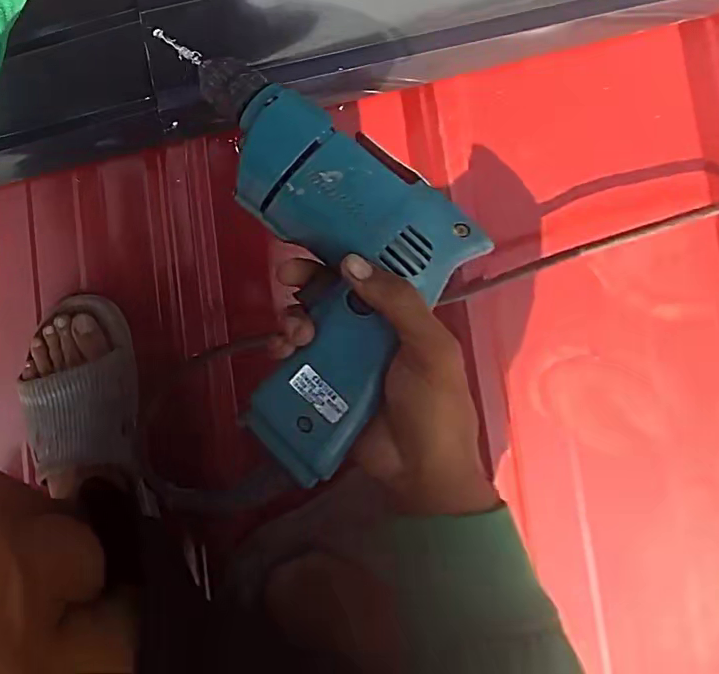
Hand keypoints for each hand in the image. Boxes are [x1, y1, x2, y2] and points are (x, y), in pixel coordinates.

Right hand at [270, 254, 499, 516]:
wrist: (418, 473)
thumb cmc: (436, 409)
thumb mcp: (431, 350)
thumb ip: (399, 303)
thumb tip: (351, 262)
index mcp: (398, 314)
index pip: (367, 271)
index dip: (340, 253)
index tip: (317, 245)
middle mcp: (366, 326)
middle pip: (327, 289)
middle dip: (304, 279)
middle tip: (286, 277)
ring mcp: (340, 351)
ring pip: (306, 316)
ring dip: (293, 317)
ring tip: (298, 336)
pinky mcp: (318, 376)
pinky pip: (293, 351)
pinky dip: (282, 345)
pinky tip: (283, 352)